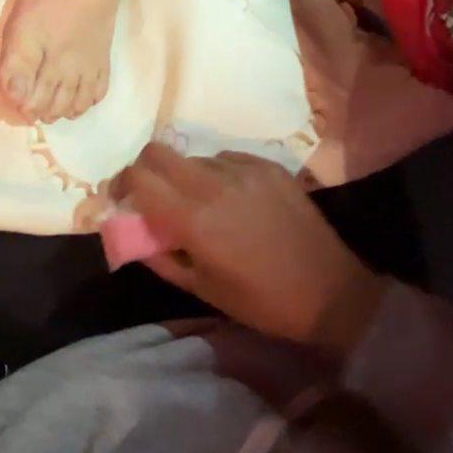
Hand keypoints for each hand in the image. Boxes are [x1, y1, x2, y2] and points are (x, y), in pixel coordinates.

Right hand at [118, 144, 384, 354]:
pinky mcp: (268, 165)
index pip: (138, 177)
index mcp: (192, 218)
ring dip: (185, 176)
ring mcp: (244, 170)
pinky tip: (232, 199)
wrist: (330, 291)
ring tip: (201, 203)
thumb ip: (159, 256)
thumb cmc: (260, 301)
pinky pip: (226, 158)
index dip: (121, 183)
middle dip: (145, 169)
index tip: (122, 198)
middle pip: (158, 152)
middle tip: (151, 194)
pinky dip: (217, 174)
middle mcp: (213, 184)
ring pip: (193, 156)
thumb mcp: (200, 288)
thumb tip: (132, 233)